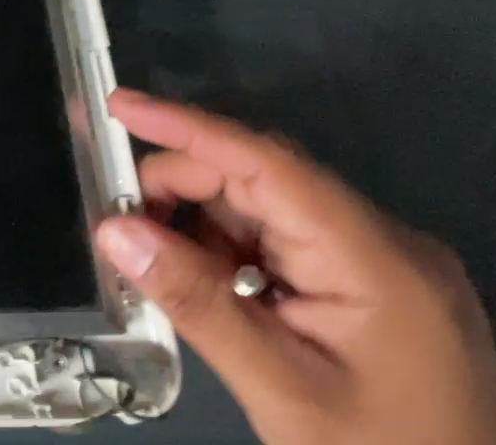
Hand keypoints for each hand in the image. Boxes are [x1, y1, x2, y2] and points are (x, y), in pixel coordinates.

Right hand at [94, 89, 495, 444]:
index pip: (267, 164)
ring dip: (205, 229)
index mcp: (374, 258)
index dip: (188, 128)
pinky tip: (214, 291)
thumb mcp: (279, 387)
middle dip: (184, 191)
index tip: (119, 107)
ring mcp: (382, 266)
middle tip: (124, 226)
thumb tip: (112, 229)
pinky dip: (233, 255)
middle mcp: (383, 243)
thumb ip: (195, 301)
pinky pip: (284, 244)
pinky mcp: (372, 289)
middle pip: (261, 182)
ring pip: (266, 212)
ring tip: (167, 272)